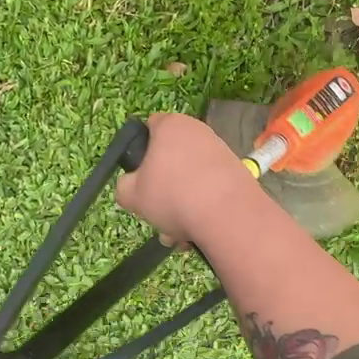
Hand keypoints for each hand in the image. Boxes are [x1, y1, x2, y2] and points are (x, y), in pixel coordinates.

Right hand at [115, 113, 255, 245]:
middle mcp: (197, 130)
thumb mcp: (131, 195)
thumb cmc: (171, 196)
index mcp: (170, 125)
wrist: (225, 214)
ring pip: (189, 180)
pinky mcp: (235, 172)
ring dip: (180, 208)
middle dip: (163, 190)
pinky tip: (197, 232)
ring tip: (178, 233)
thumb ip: (124, 187)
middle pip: (171, 159)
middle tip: (159, 214)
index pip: (149, 127)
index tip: (140, 178)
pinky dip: (201, 210)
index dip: (140, 152)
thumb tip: (131, 187)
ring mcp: (219, 150)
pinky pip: (208, 190)